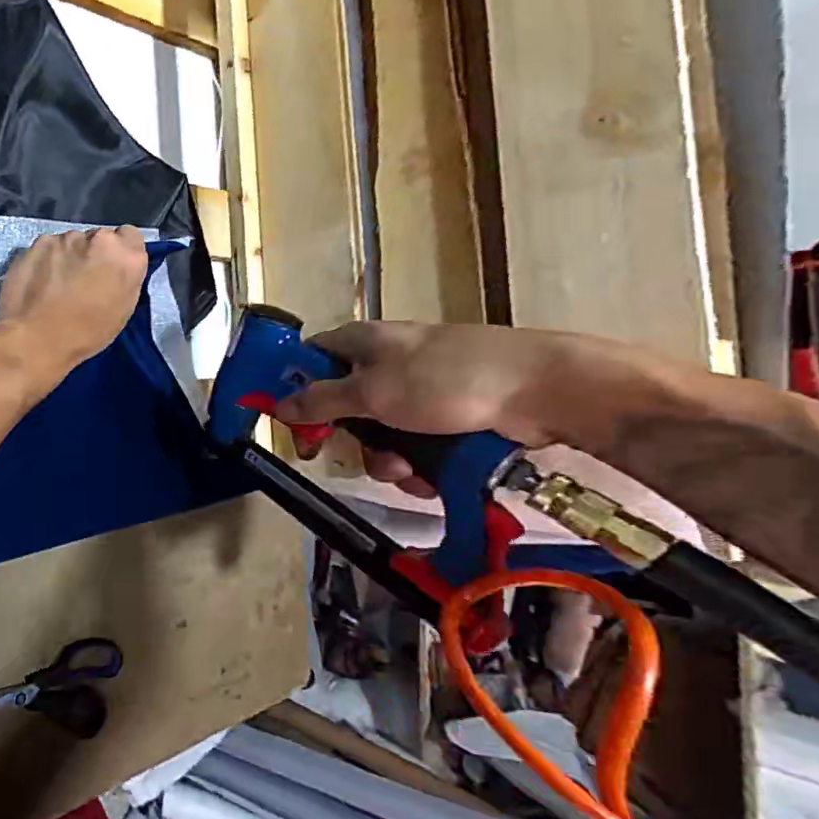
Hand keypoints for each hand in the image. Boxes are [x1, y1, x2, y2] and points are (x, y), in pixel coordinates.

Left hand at [0, 226, 146, 392]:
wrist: (37, 338)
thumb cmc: (85, 334)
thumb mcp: (122, 310)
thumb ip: (123, 278)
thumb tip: (115, 268)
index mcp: (127, 257)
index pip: (130, 236)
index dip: (119, 252)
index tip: (109, 269)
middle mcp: (101, 239)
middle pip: (99, 237)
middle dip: (92, 253)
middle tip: (81, 279)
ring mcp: (68, 237)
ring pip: (72, 241)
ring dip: (68, 255)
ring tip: (56, 283)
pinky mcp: (39, 241)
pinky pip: (48, 246)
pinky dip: (45, 259)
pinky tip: (38, 280)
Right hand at [273, 321, 621, 495]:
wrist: (541, 388)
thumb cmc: (445, 379)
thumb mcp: (372, 392)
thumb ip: (320, 400)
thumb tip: (277, 405)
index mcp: (361, 343)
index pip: (310, 361)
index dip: (295, 391)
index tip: (291, 424)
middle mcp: (385, 363)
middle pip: (343, 406)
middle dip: (351, 439)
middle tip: (357, 457)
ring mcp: (419, 390)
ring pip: (380, 433)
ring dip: (387, 460)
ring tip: (410, 471)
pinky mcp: (448, 416)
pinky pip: (415, 445)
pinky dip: (418, 465)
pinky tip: (432, 476)